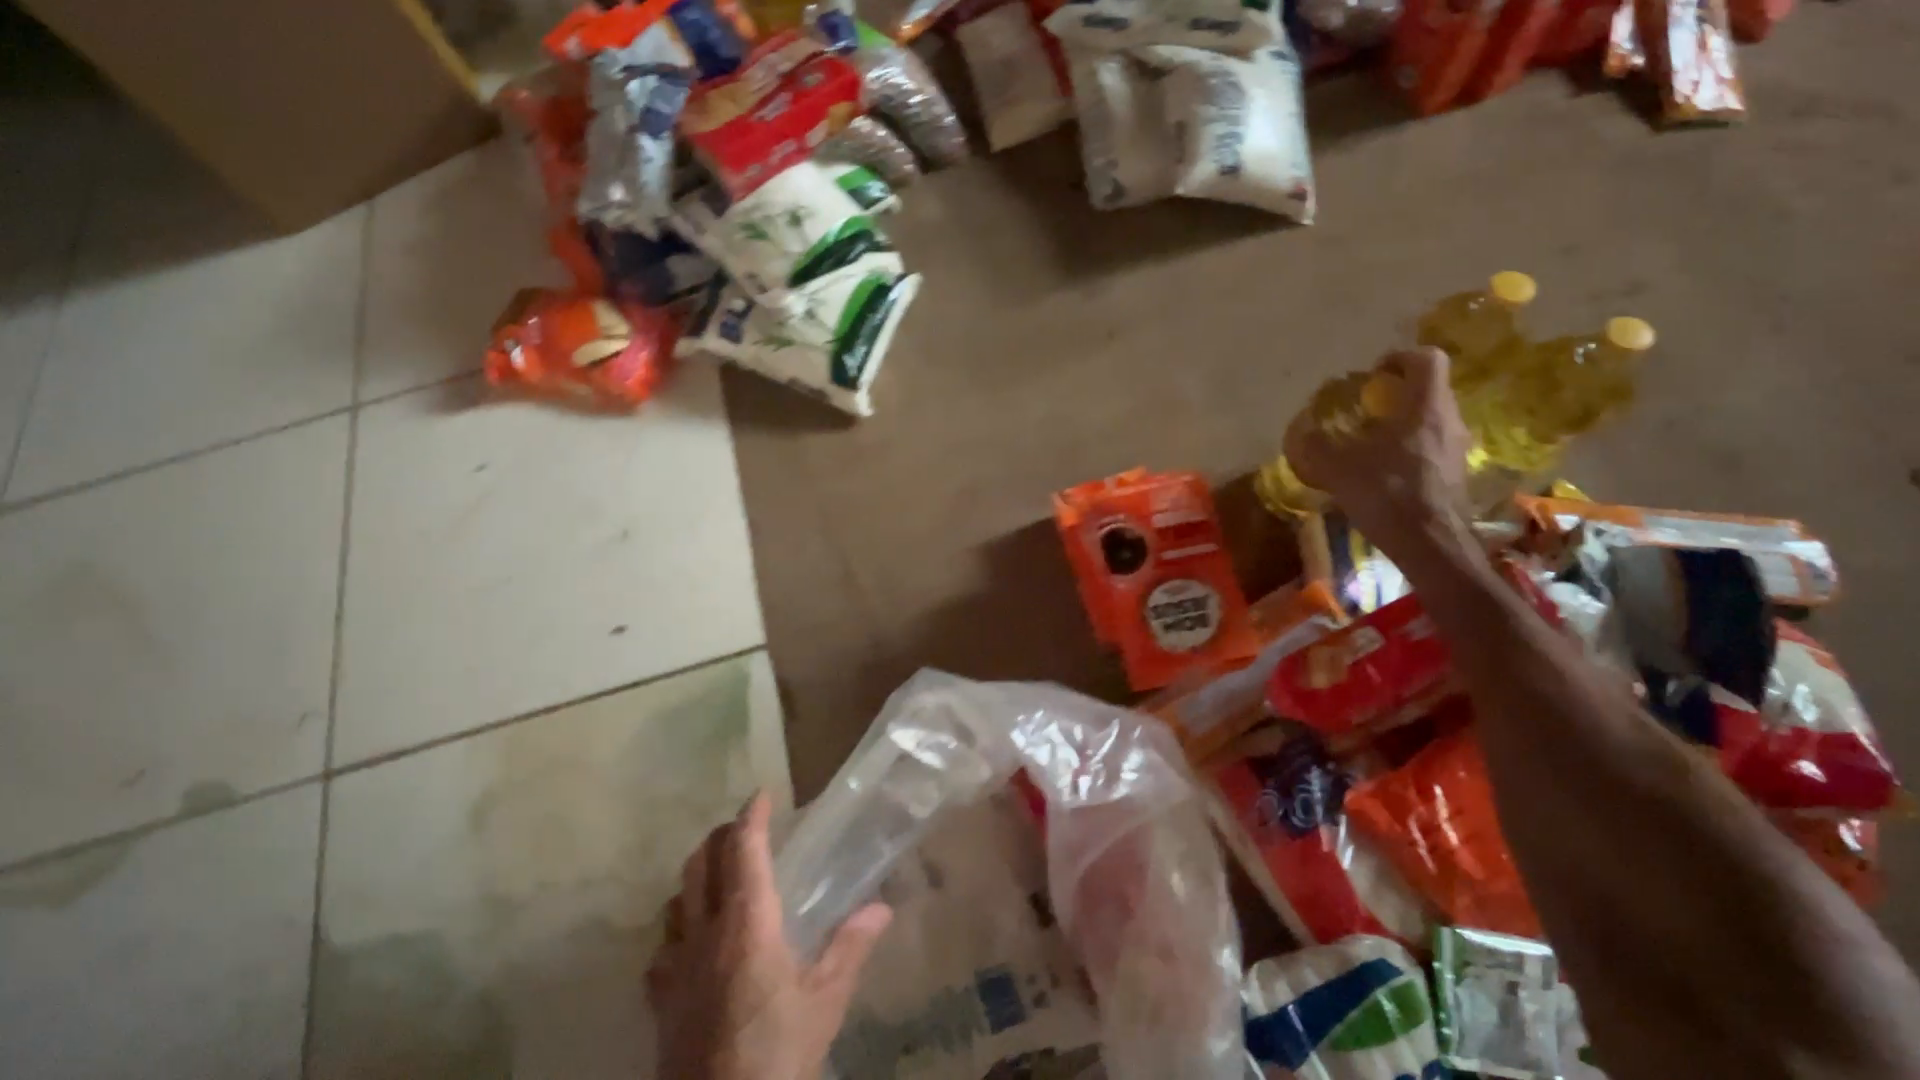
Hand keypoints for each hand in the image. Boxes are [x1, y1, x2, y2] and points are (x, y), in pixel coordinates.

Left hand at [649, 793, 892, 1079]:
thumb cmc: (780, 1048)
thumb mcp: (826, 1000)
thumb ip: (850, 946)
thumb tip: (881, 907)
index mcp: (748, 922)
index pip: (744, 851)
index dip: (751, 818)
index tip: (762, 795)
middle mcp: (706, 931)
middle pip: (701, 864)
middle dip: (719, 837)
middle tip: (742, 829)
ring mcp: (676, 964)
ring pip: (675, 900)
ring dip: (695, 877)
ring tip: (716, 877)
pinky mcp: (661, 998)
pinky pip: (662, 948)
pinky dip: (676, 930)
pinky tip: (689, 944)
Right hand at [1283, 347, 1472, 560]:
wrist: (1433, 546)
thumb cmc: (1389, 495)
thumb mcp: (1339, 469)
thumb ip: (1318, 447)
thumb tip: (1301, 435)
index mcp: (1427, 407)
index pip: (1427, 359)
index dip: (1400, 358)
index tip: (1374, 374)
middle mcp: (1450, 421)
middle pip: (1430, 390)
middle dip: (1399, 395)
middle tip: (1367, 411)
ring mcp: (1459, 450)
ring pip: (1433, 421)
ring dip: (1406, 425)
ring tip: (1374, 445)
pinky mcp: (1458, 477)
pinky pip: (1434, 449)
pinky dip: (1412, 452)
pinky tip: (1387, 475)